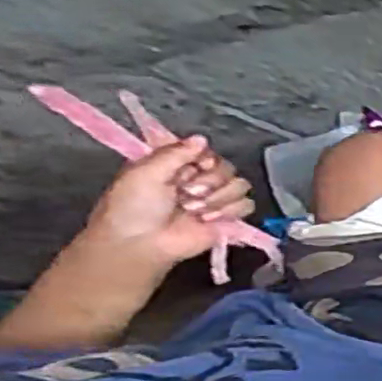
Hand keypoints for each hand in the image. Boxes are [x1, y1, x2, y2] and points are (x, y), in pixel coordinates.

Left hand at [82, 136, 253, 269]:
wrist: (142, 242)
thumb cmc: (133, 207)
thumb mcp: (144, 173)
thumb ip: (173, 153)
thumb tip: (202, 138)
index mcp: (177, 167)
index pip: (209, 153)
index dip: (206, 159)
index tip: (194, 167)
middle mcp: (199, 180)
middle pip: (229, 168)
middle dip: (210, 182)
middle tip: (187, 193)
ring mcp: (216, 199)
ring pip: (241, 186)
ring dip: (216, 199)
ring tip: (193, 210)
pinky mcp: (230, 216)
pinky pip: (248, 205)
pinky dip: (228, 212)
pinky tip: (207, 219)